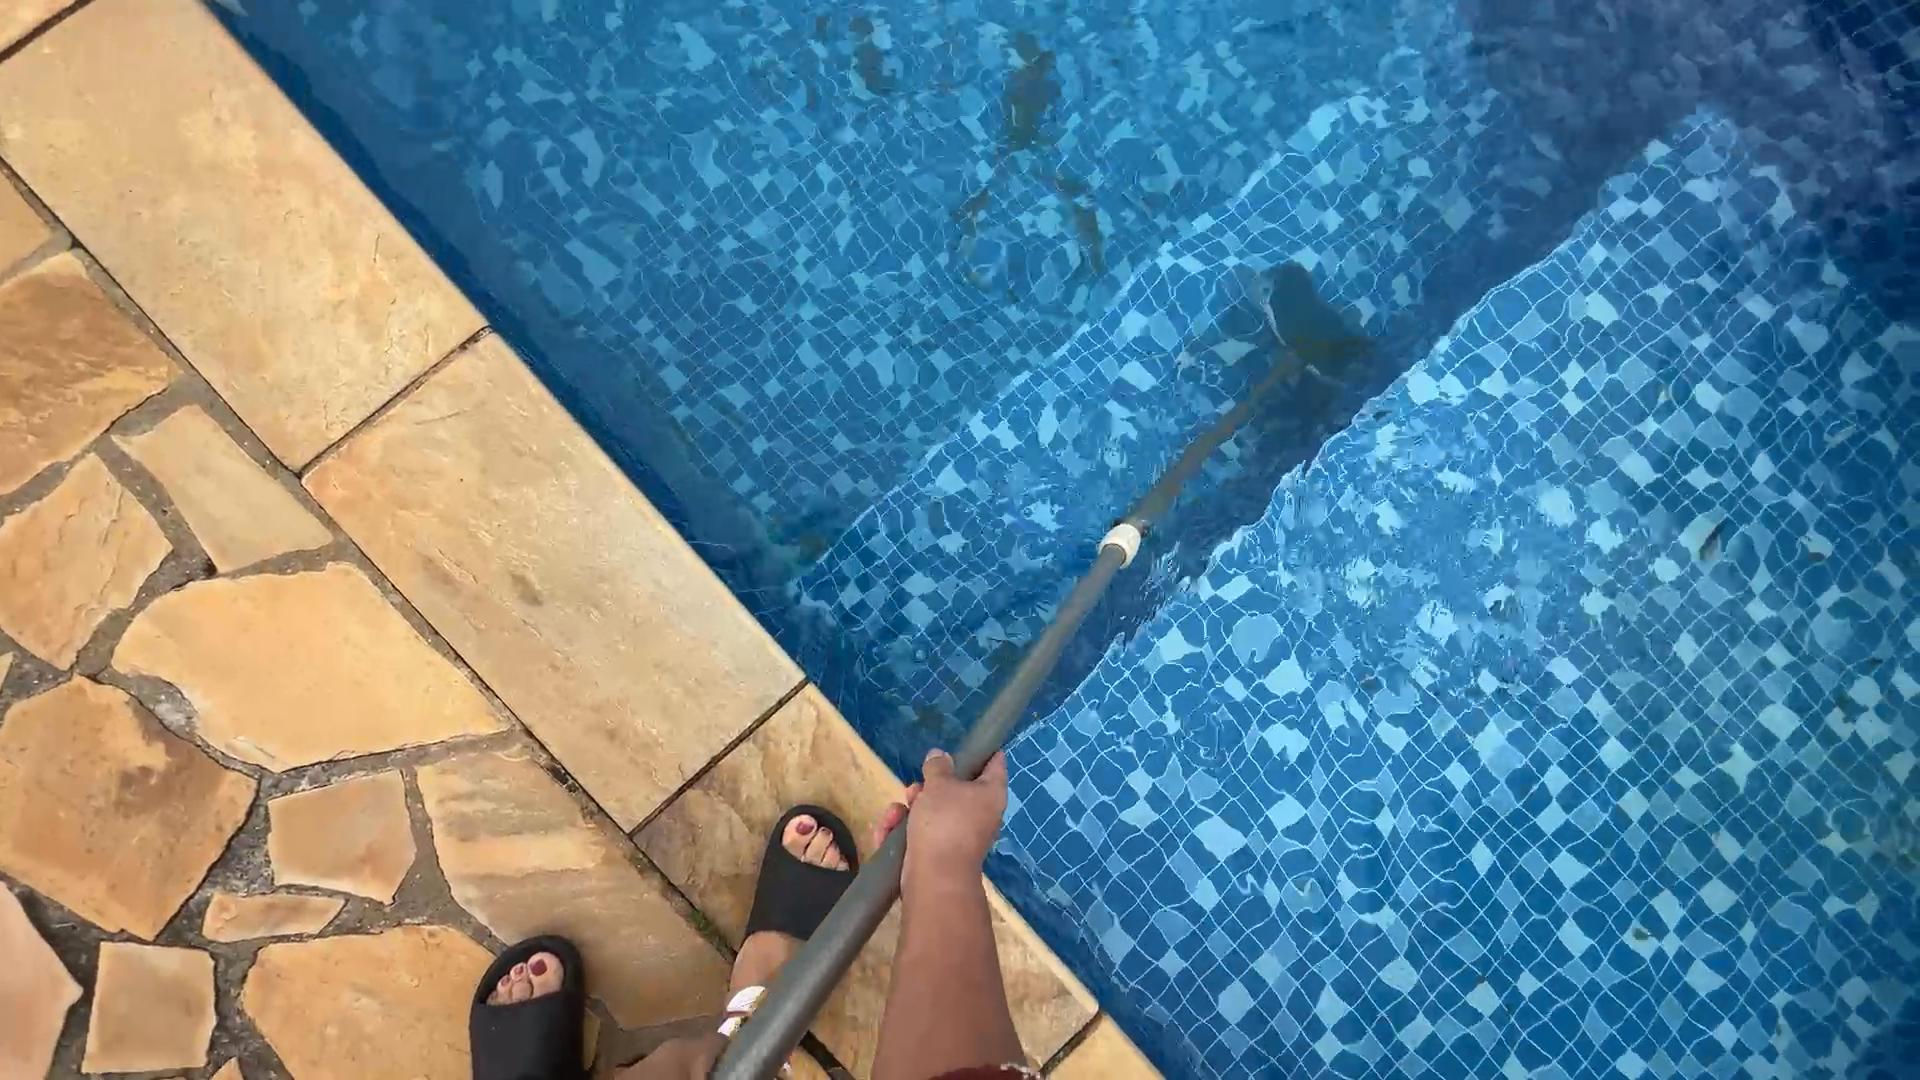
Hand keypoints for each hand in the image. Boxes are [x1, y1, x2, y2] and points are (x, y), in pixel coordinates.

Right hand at [871, 749, 1008, 894]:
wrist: (935, 877)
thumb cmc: (945, 822)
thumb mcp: (939, 784)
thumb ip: (938, 766)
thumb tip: (939, 755)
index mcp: (990, 793)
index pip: (995, 763)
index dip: (982, 750)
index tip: (966, 743)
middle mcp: (979, 813)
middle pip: (954, 788)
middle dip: (927, 787)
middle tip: (915, 789)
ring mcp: (959, 834)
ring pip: (931, 811)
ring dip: (909, 810)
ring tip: (896, 813)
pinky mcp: (938, 852)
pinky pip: (920, 833)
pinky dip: (902, 831)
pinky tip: (887, 831)